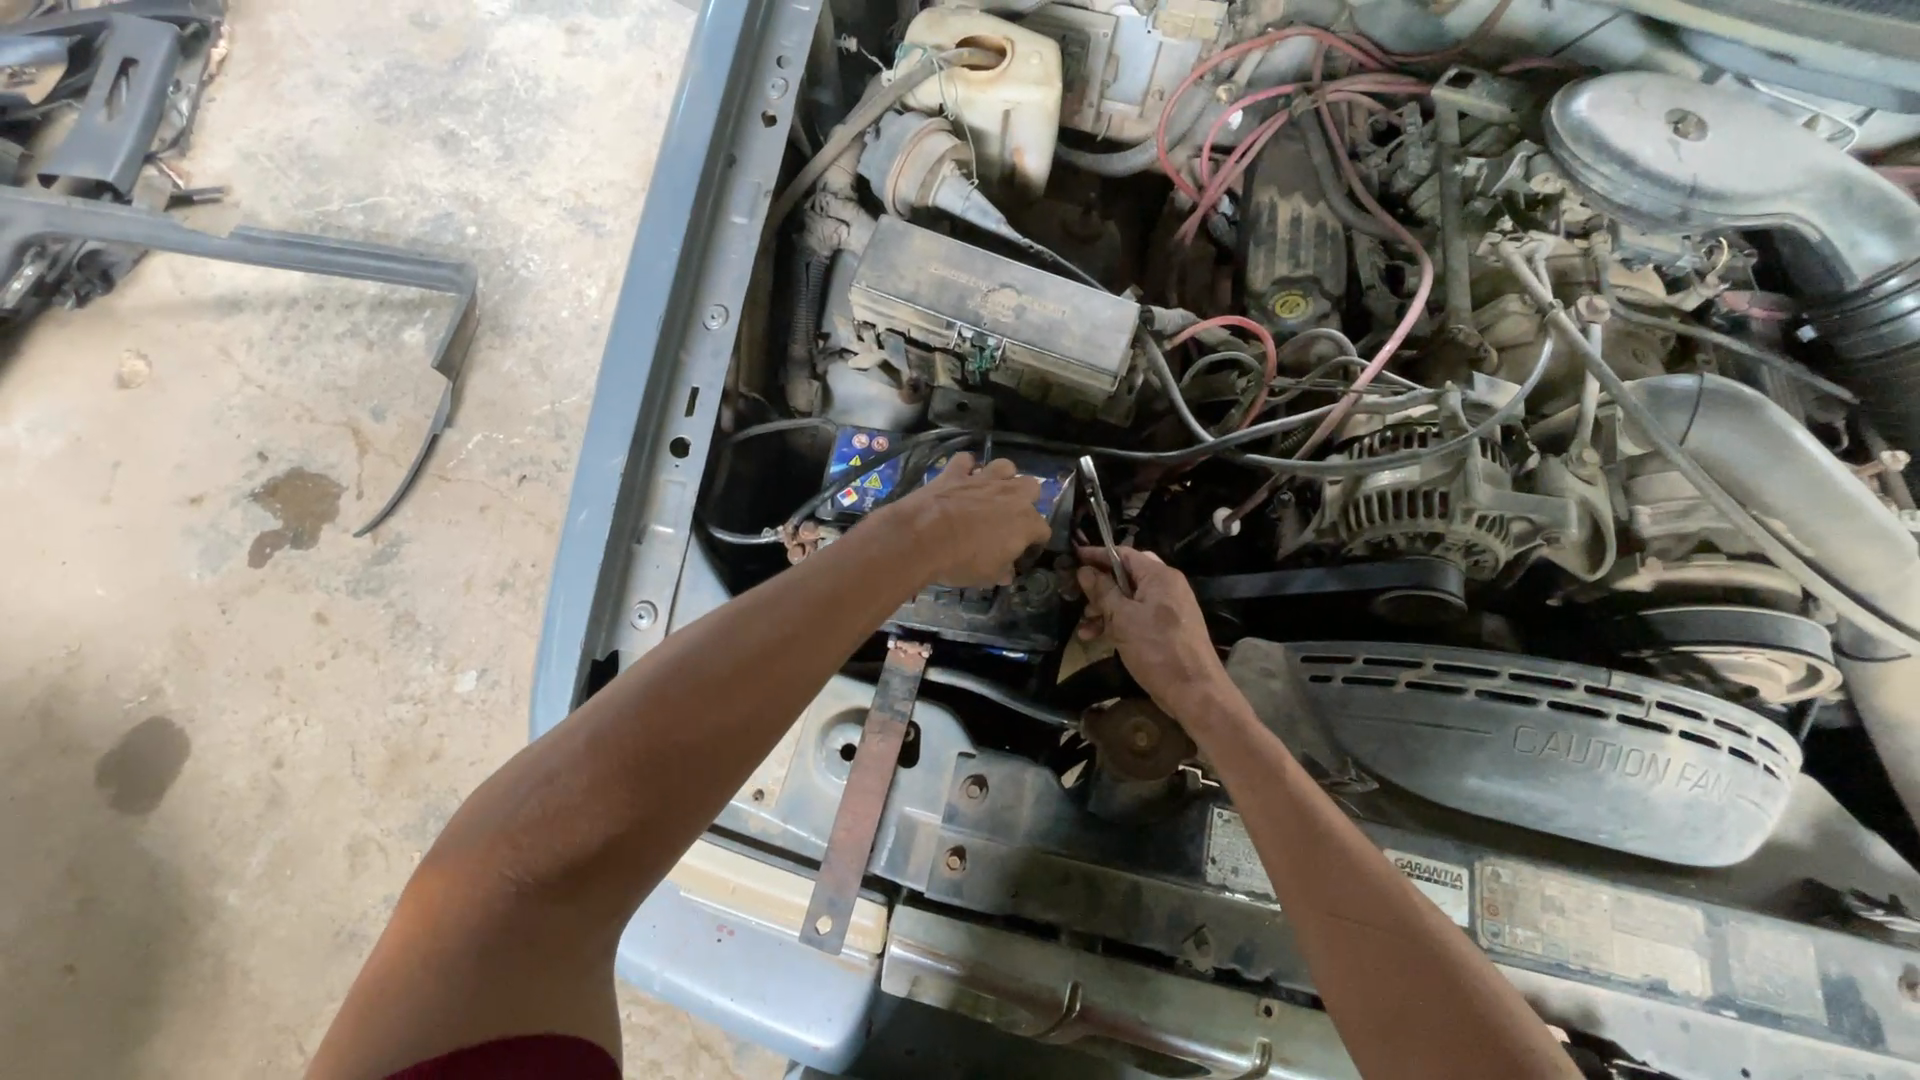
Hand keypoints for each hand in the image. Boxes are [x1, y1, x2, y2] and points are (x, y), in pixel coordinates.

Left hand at [879, 453, 1051, 587]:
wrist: (924, 537)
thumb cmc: (962, 561)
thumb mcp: (987, 576)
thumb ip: (1002, 571)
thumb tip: (1007, 573)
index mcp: (1025, 522)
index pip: (1043, 529)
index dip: (1036, 540)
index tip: (1026, 548)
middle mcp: (1011, 495)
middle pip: (1032, 488)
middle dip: (1026, 499)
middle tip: (1010, 515)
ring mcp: (982, 479)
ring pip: (1005, 466)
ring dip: (1002, 476)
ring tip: (992, 490)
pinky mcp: (955, 472)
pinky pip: (965, 460)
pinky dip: (965, 466)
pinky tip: (961, 476)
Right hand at [1077, 547, 1233, 720]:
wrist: (1194, 691)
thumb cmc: (1157, 649)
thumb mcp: (1122, 618)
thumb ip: (1102, 591)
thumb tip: (1085, 570)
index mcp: (1159, 576)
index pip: (1123, 554)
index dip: (1096, 555)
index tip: (1072, 558)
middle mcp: (1166, 587)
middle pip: (1125, 576)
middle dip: (1099, 588)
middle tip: (1076, 596)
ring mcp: (1168, 609)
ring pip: (1129, 599)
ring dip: (1104, 610)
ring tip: (1084, 626)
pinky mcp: (1166, 629)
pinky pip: (1137, 617)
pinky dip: (1118, 623)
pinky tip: (1096, 637)